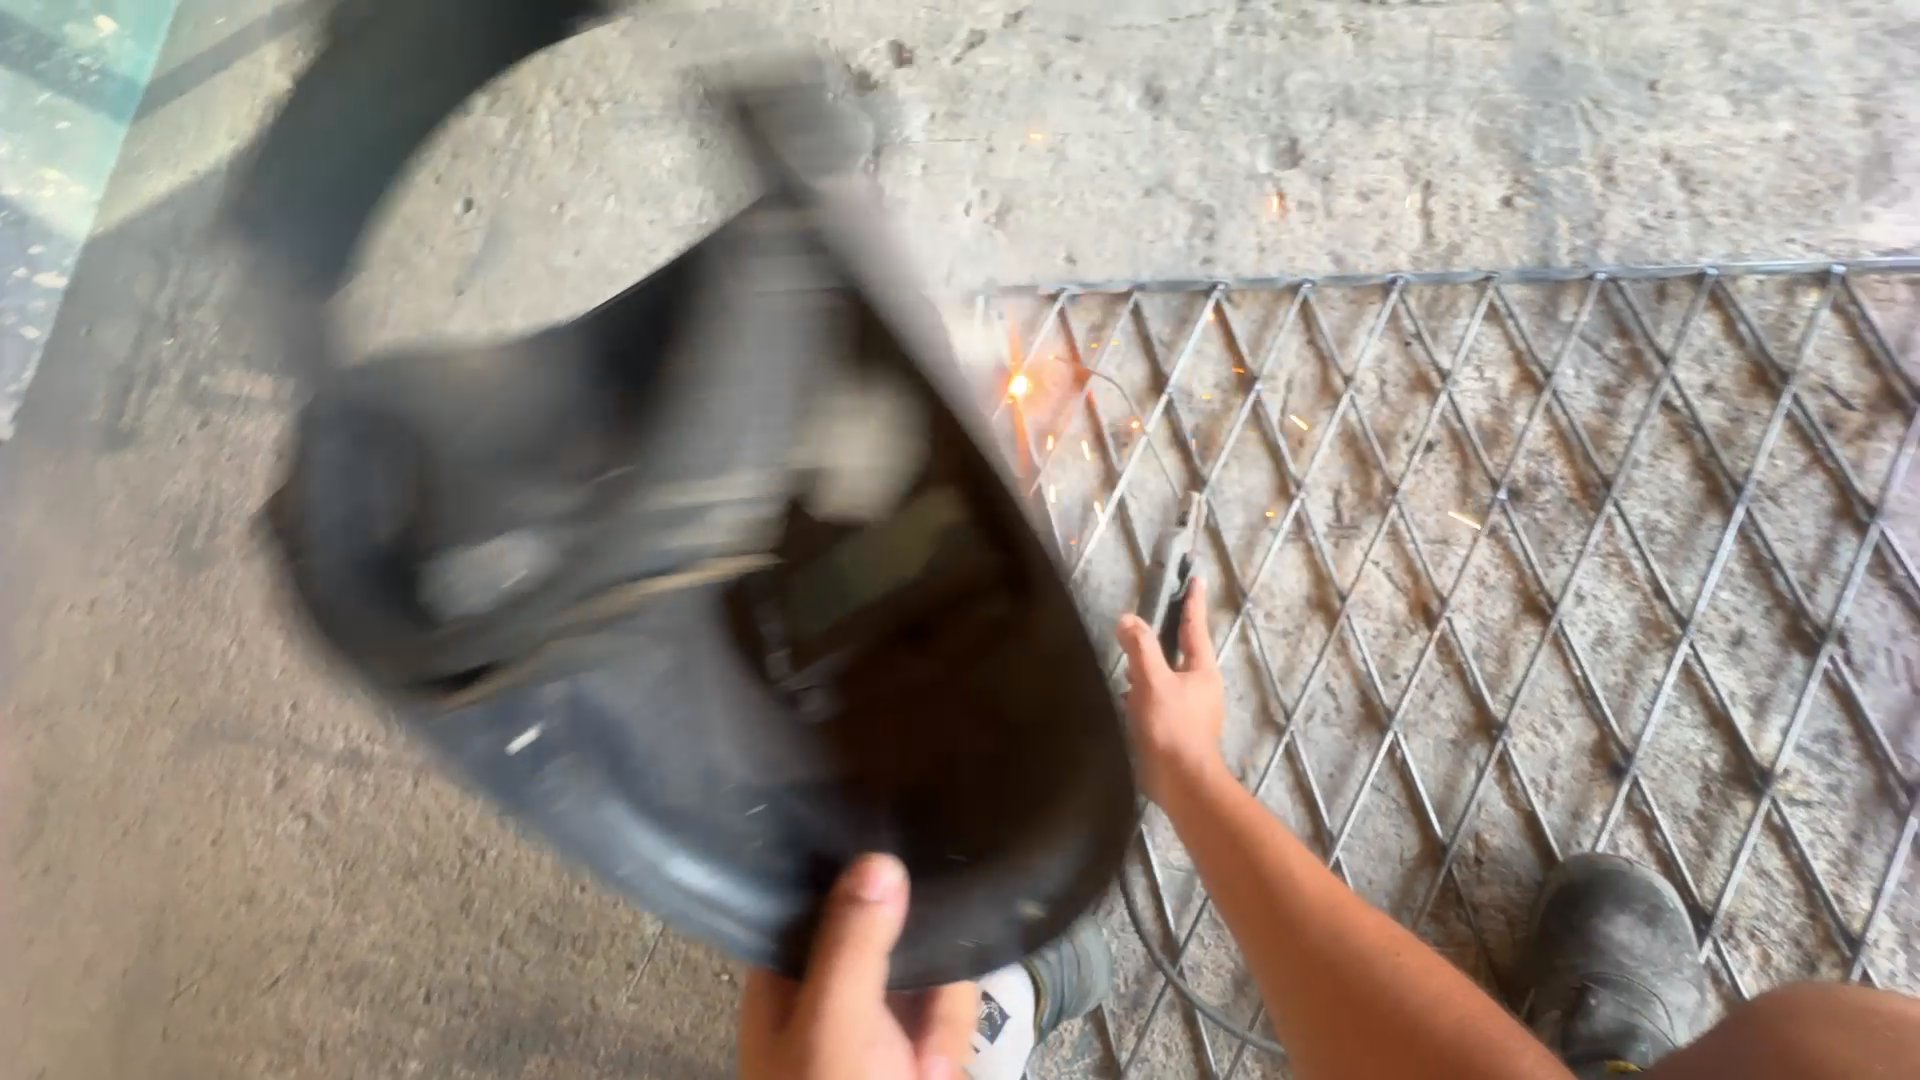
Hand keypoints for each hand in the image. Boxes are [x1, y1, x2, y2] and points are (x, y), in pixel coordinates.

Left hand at [738, 854, 979, 1079]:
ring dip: (943, 1016)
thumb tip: (880, 858)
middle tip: (925, 1025)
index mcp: (790, 971)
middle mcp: (832, 981)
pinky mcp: (912, 1037)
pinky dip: (952, 1033)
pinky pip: (946, 1001)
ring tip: (932, 1071)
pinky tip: (942, 1069)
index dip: (863, 872)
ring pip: (929, 960)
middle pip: (893, 921)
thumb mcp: (833, 1027)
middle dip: (921, 970)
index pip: (825, 891)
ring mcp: (875, 1011)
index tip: (904, 858)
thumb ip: (853, 943)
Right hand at [1116, 578, 1227, 802]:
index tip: (1195, 577)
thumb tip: (1127, 618)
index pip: (1195, 626)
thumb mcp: (1152, 682)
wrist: (1183, 784)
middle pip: (1183, 649)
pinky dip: (1144, 688)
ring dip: (1152, 662)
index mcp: (1202, 669)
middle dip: (1168, 631)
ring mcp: (1191, 708)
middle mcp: (1201, 685)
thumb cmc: (1172, 729)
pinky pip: (1160, 695)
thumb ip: (1140, 648)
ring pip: (1169, 673)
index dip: (1193, 600)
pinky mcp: (1177, 727)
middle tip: (1153, 611)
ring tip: (1130, 654)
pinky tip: (1126, 693)